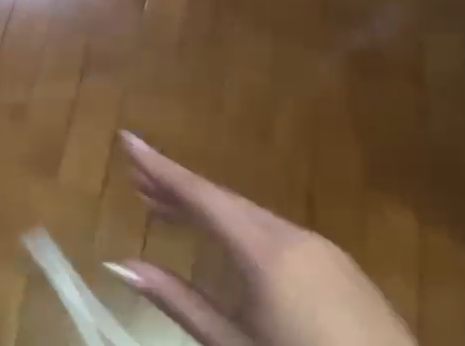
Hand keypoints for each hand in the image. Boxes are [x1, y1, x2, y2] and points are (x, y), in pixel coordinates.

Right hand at [108, 133, 416, 345]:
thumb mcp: (235, 345)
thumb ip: (179, 301)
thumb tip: (118, 264)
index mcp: (266, 251)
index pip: (201, 195)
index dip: (159, 166)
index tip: (126, 138)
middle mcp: (296, 238)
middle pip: (226, 202)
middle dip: (179, 189)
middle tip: (135, 183)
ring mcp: (327, 254)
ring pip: (252, 217)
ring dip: (209, 210)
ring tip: (167, 210)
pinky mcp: (346, 274)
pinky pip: (279, 235)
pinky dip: (241, 229)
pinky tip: (227, 244)